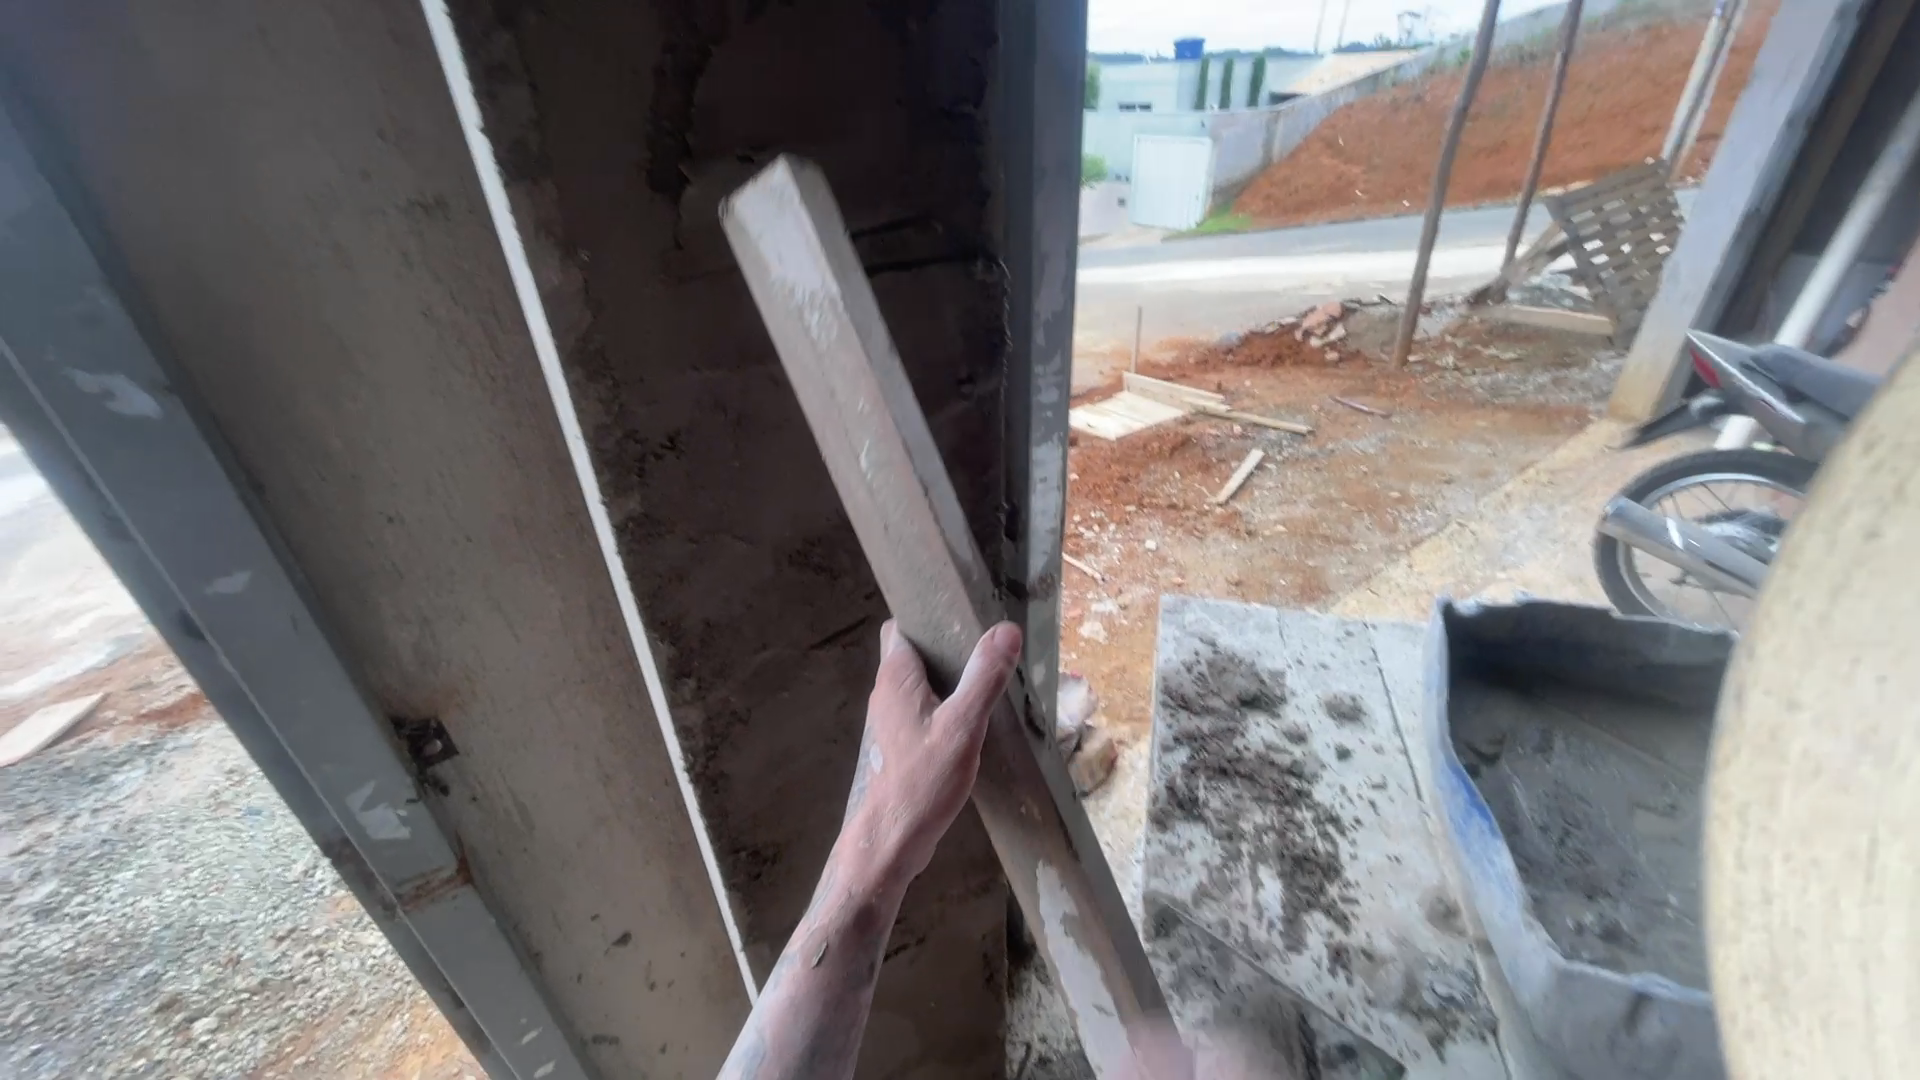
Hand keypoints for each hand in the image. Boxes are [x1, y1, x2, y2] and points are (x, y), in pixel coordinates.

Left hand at [837, 620, 1021, 890]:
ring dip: (946, 674)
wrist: (893, 839)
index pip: (903, 625)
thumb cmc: (923, 779)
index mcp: (896, 676)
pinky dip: (943, 701)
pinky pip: (921, 705)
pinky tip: (973, 714)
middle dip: (943, 642)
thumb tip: (1006, 630)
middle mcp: (887, 690)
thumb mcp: (963, 725)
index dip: (927, 612)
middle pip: (911, 650)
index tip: (963, 608)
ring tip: (985, 673)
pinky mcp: (899, 741)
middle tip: (985, 642)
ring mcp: (891, 718)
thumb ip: (984, 677)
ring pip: (917, 680)